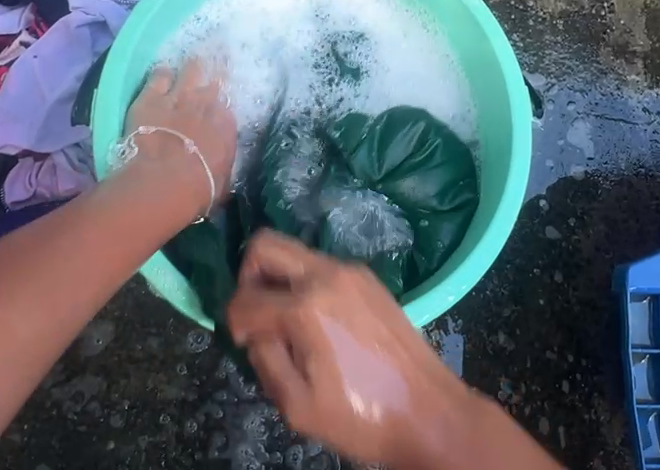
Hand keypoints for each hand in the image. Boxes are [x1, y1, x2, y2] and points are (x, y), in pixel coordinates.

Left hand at [122, 59, 237, 216]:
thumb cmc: (198, 189)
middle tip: (205, 83)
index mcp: (225, 126)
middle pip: (211, 84)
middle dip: (209, 83)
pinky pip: (158, 75)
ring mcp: (178, 97)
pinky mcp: (151, 97)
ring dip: (190, 69)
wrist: (163, 182)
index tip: (216, 112)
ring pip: (190, 71)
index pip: (226, 110)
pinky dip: (161, 74)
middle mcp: (206, 105)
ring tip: (189, 66)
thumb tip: (222, 171)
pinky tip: (161, 74)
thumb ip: (223, 168)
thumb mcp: (221, 183)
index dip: (220, 109)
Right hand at [226, 231, 475, 467]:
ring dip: (279, 279)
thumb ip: (265, 360)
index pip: (245, 298)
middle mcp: (327, 274)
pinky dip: (305, 284)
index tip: (243, 344)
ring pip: (296, 252)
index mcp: (306, 307)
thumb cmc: (361, 416)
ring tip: (287, 326)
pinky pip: (321, 266)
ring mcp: (351, 271)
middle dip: (248, 276)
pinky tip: (316, 323)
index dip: (232, 322)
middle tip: (255, 316)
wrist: (427, 410)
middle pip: (266, 244)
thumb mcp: (298, 406)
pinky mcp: (368, 277)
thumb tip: (255, 331)